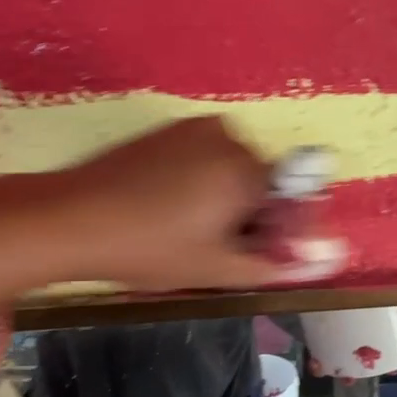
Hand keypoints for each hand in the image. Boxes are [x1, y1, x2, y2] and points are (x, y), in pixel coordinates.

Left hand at [64, 117, 343, 291]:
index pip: (293, 201)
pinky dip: (204, 186)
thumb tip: (324, 260)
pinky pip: (205, 160)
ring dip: (229, 203)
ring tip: (195, 236)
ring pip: (234, 172)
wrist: (71, 217)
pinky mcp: (167, 130)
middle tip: (224, 253)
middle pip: (264, 184)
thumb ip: (276, 263)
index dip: (285, 235)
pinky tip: (174, 213)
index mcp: (246, 169)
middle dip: (255, 218)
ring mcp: (194, 128)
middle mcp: (228, 137)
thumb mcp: (217, 267)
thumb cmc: (149, 248)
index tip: (269, 260)